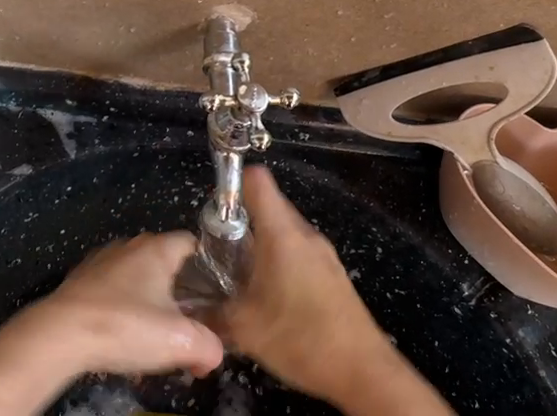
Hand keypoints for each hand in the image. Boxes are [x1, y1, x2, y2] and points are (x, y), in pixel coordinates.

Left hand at [10, 231, 225, 377]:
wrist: (62, 333)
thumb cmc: (125, 326)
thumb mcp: (180, 341)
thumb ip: (208, 346)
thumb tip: (212, 352)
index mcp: (156, 249)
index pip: (191, 242)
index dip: (207, 264)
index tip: (216, 291)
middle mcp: (130, 246)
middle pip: (165, 261)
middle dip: (180, 291)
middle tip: (190, 322)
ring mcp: (103, 260)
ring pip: (138, 277)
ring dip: (150, 302)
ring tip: (156, 336)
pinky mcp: (83, 278)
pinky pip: (114, 289)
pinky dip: (123, 307)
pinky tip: (124, 336)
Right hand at [224, 167, 451, 415]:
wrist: (366, 375)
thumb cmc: (302, 338)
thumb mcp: (245, 329)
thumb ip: (212, 313)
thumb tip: (190, 312)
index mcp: (282, 233)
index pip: (257, 180)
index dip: (232, 181)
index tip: (216, 206)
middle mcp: (305, 235)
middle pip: (269, 206)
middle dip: (242, 222)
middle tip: (221, 248)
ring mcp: (324, 255)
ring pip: (284, 233)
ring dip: (262, 246)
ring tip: (243, 277)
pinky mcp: (335, 276)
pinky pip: (300, 254)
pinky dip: (282, 264)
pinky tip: (272, 299)